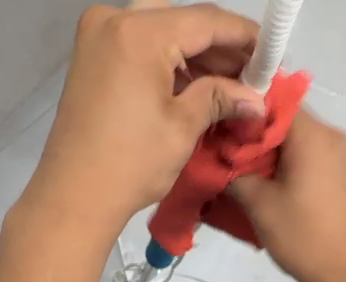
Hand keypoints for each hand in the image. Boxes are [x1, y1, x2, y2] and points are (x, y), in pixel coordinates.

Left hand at [22, 2, 265, 242]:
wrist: (74, 196)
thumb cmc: (130, 164)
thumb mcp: (182, 128)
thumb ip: (219, 99)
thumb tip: (257, 98)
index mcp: (139, 32)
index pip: (205, 21)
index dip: (243, 36)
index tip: (271, 54)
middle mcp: (114, 20)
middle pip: (182, 21)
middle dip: (219, 48)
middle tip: (252, 77)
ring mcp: (98, 37)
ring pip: (161, 33)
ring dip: (195, 57)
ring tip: (228, 87)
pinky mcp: (91, 59)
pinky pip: (139, 48)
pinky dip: (167, 64)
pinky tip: (193, 88)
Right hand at [229, 112, 345, 281]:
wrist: (342, 272)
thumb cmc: (300, 234)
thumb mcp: (257, 203)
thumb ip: (234, 173)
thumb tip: (221, 161)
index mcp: (312, 133)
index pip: (273, 99)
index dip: (243, 111)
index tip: (221, 129)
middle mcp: (329, 135)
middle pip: (284, 119)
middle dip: (253, 134)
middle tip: (224, 153)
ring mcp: (336, 155)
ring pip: (294, 139)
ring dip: (267, 152)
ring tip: (241, 173)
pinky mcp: (337, 175)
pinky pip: (305, 157)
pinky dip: (283, 164)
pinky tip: (264, 185)